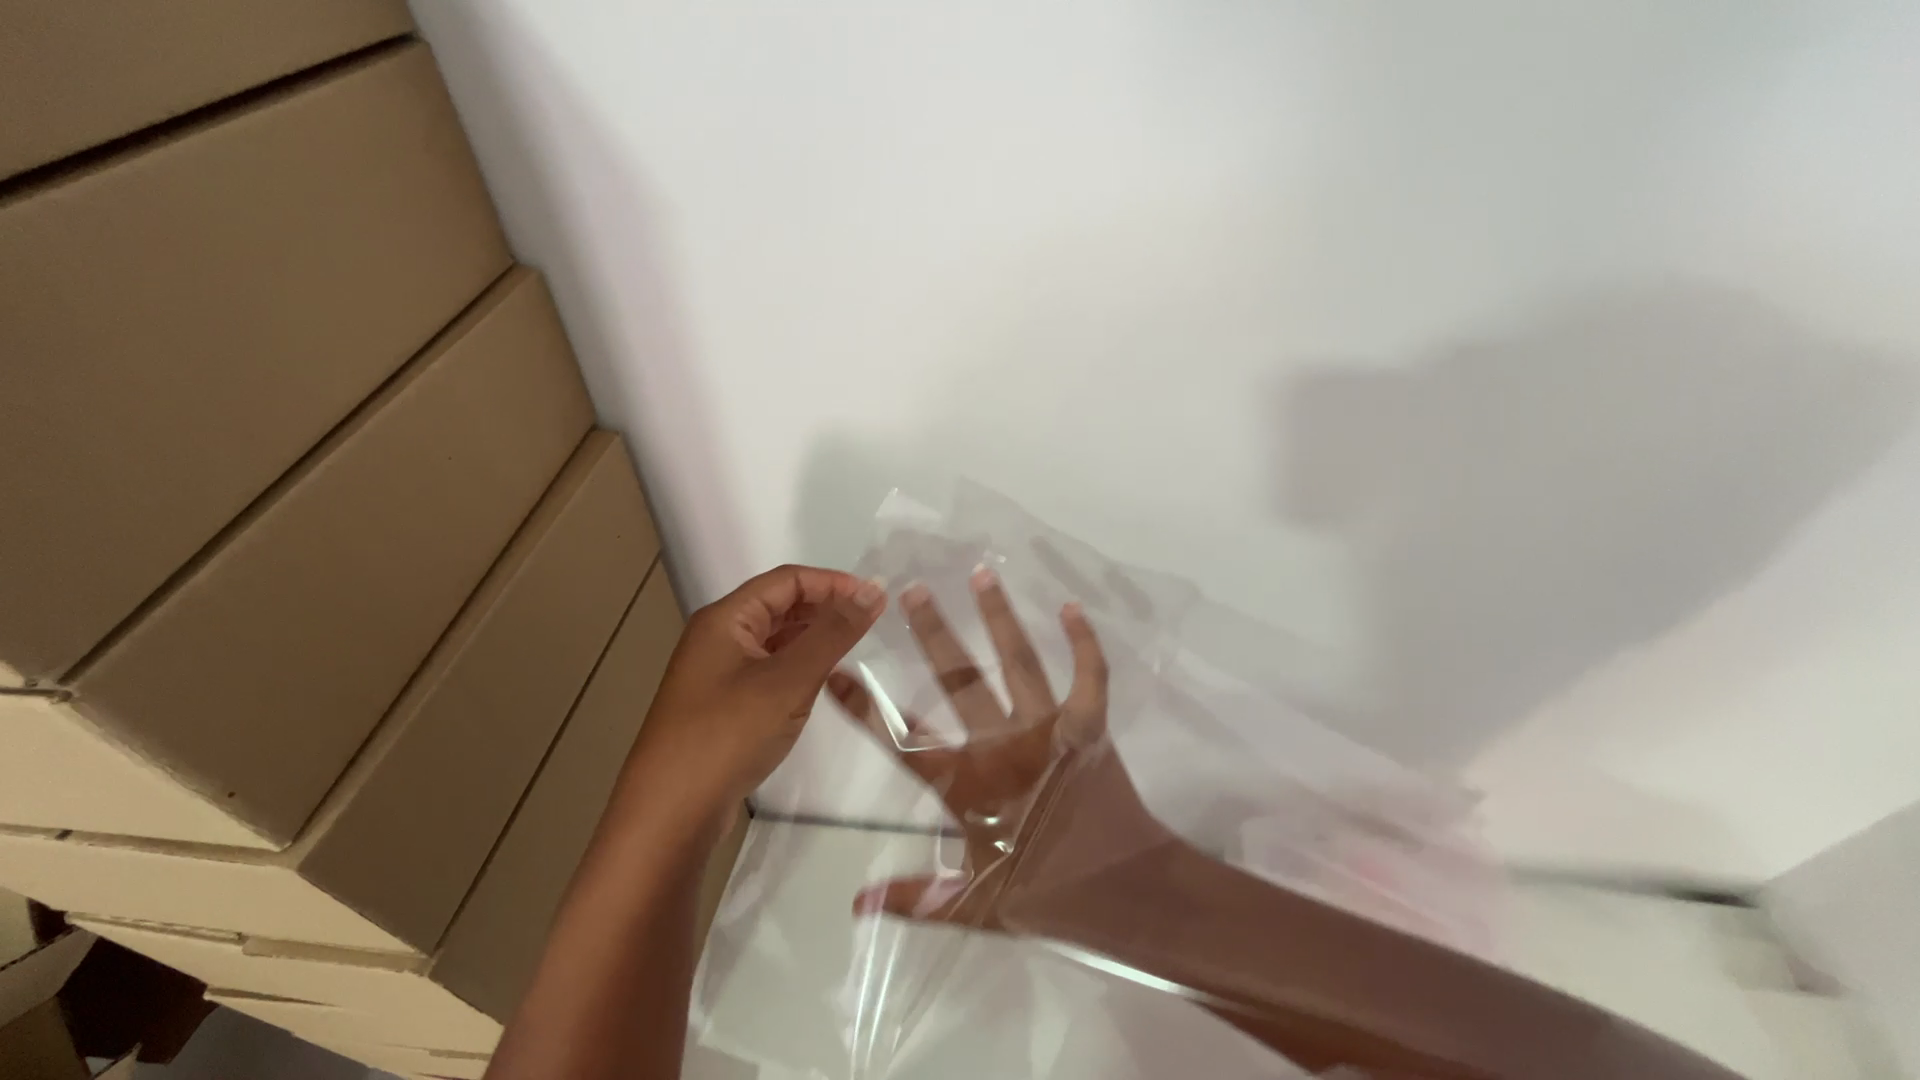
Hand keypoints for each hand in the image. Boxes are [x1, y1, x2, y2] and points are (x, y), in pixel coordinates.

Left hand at [628, 565, 884, 823]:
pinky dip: (799, 667)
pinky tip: (823, 682)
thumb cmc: (728, 735)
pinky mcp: (724, 705)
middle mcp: (718, 637)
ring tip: (856, 648)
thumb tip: (873, 590)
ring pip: (775, 639)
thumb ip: (833, 633)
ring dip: (814, 638)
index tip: (876, 599)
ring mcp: (718, 673)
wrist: (672, 812)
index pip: (787, 580)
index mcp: (726, 619)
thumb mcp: (788, 680)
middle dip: (825, 608)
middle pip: (779, 605)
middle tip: (873, 624)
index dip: (833, 582)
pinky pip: (769, 670)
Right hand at [827, 568, 1177, 933]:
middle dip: (932, 634)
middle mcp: (1002, 745)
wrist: (1127, 892)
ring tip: (980, 573)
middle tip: (911, 591)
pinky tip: (1071, 607)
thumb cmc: (1048, 896)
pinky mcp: (1088, 726)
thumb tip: (855, 905)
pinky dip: (1082, 642)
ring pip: (1016, 662)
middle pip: (958, 680)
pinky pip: (1089, 676)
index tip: (837, 672)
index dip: (866, 708)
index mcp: (968, 785)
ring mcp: (1048, 729)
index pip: (904, 740)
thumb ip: (916, 899)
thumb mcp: (976, 907)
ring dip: (996, 617)